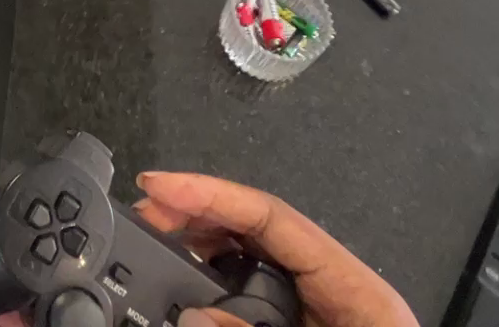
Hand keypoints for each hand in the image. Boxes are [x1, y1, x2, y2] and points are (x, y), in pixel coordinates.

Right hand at [134, 172, 418, 326]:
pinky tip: (181, 280)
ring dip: (199, 243)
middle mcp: (332, 286)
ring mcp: (315, 307)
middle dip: (197, 213)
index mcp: (353, 288)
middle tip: (145, 213)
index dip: (211, 193)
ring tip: (154, 240)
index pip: (271, 215)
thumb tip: (195, 315)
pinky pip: (248, 287)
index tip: (159, 186)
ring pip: (247, 254)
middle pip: (254, 226)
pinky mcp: (295, 323)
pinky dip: (212, 279)